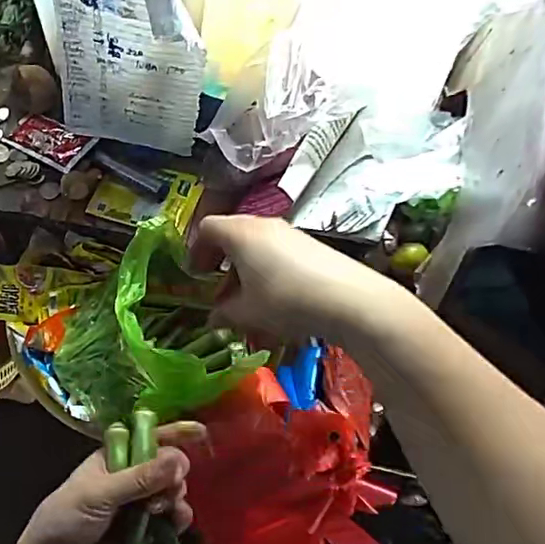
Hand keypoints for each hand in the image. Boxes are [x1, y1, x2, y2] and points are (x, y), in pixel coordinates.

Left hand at [13, 423, 205, 543]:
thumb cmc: (66, 522)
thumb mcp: (97, 494)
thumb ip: (138, 479)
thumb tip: (178, 459)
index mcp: (110, 460)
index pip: (144, 438)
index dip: (171, 433)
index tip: (198, 431)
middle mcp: (128, 478)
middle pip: (165, 465)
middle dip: (174, 473)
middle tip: (169, 487)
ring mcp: (139, 505)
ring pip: (172, 492)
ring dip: (175, 497)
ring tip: (162, 510)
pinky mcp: (148, 531)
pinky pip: (174, 519)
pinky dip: (180, 518)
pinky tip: (177, 524)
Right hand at [194, 215, 421, 342]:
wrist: (348, 300)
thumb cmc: (284, 300)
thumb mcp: (246, 312)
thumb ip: (223, 312)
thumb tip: (213, 318)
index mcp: (240, 234)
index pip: (206, 228)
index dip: (196, 251)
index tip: (195, 276)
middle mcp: (263, 225)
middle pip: (231, 234)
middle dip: (220, 262)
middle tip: (217, 289)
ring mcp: (289, 233)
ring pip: (255, 245)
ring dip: (243, 270)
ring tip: (245, 300)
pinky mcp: (309, 245)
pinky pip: (276, 252)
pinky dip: (265, 271)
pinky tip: (273, 299)